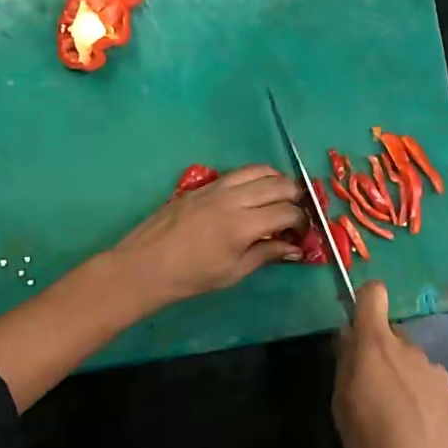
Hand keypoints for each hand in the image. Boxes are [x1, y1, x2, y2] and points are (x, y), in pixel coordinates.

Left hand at [111, 164, 306, 308]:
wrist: (145, 266)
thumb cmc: (191, 277)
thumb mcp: (234, 272)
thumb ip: (266, 254)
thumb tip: (295, 248)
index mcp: (242, 225)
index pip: (287, 212)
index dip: (302, 222)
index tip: (302, 234)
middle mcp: (233, 199)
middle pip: (279, 184)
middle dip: (296, 197)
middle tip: (296, 215)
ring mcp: (217, 187)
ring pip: (259, 170)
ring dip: (277, 180)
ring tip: (281, 197)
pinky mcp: (204, 184)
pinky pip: (238, 172)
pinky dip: (255, 178)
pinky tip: (255, 194)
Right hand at [334, 283, 447, 447]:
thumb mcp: (342, 409)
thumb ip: (346, 366)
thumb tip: (350, 339)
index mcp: (377, 347)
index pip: (374, 295)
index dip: (363, 302)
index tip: (354, 328)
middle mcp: (411, 350)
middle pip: (389, 335)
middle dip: (376, 354)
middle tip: (364, 393)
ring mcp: (437, 372)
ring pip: (409, 361)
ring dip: (398, 378)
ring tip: (391, 422)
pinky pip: (426, 383)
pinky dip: (417, 397)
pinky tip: (415, 433)